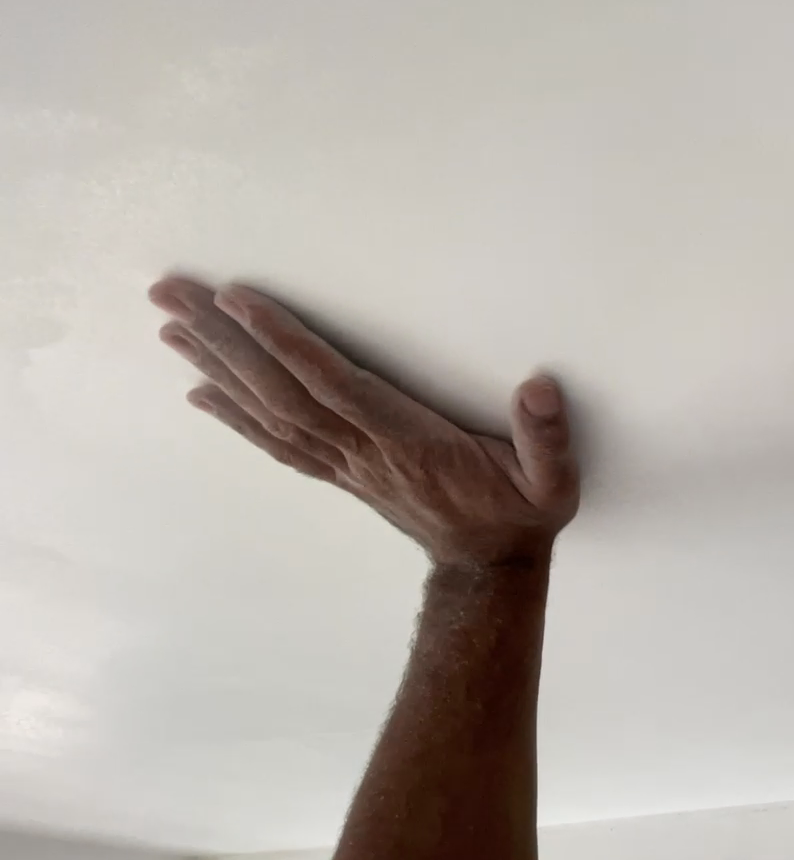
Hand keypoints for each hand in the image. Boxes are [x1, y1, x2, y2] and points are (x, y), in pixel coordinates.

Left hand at [150, 277, 579, 568]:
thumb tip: (540, 387)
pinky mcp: (347, 477)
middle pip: (287, 395)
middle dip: (230, 342)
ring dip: (222, 369)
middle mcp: (371, 455)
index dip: (292, 345)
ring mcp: (353, 468)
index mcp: (417, 446)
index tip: (242, 301)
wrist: (491, 565)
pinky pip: (282, 445)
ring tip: (172, 326)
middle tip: (173, 293)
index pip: (342, 389)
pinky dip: (237, 418)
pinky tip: (202, 393)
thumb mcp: (555, 482)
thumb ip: (548, 437)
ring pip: (275, 415)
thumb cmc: (522, 516)